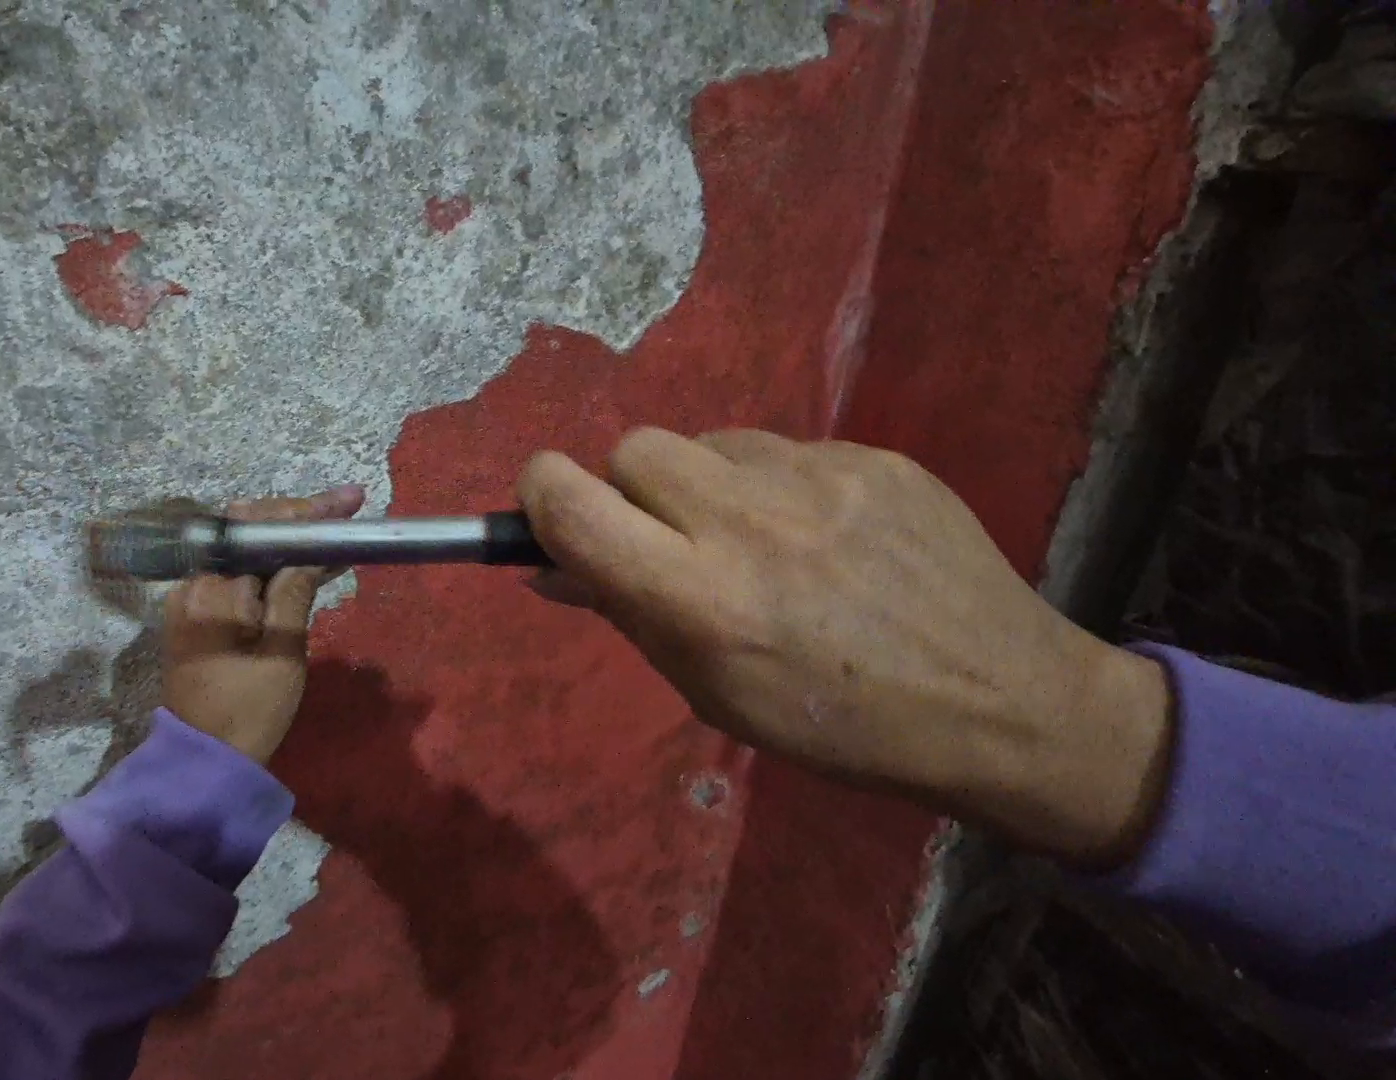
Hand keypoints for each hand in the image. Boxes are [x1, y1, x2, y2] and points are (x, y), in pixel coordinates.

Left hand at [160, 485, 365, 764]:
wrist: (206, 760)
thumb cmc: (249, 710)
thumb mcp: (282, 651)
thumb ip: (294, 592)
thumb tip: (310, 551)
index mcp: (210, 591)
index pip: (258, 528)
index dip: (305, 512)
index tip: (348, 503)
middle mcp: (192, 583)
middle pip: (247, 531)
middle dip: (299, 517)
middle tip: (346, 509)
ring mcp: (191, 597)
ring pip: (244, 549)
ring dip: (288, 538)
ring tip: (336, 530)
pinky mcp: (199, 613)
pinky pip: (237, 572)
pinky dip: (272, 563)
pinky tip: (307, 560)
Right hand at [516, 427, 1172, 866]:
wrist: (1002, 702)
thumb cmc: (834, 724)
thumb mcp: (709, 691)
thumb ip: (624, 613)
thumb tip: (550, 565)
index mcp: (696, 598)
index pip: (569, 502)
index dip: (539, 495)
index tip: (552, 514)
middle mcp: (746, 522)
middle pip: (630, 448)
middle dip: (628, 490)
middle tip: (668, 538)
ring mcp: (816, 476)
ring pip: (703, 441)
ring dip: (699, 483)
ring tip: (753, 536)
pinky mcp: (871, 454)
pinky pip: (778, 447)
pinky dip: (769, 483)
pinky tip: (817, 530)